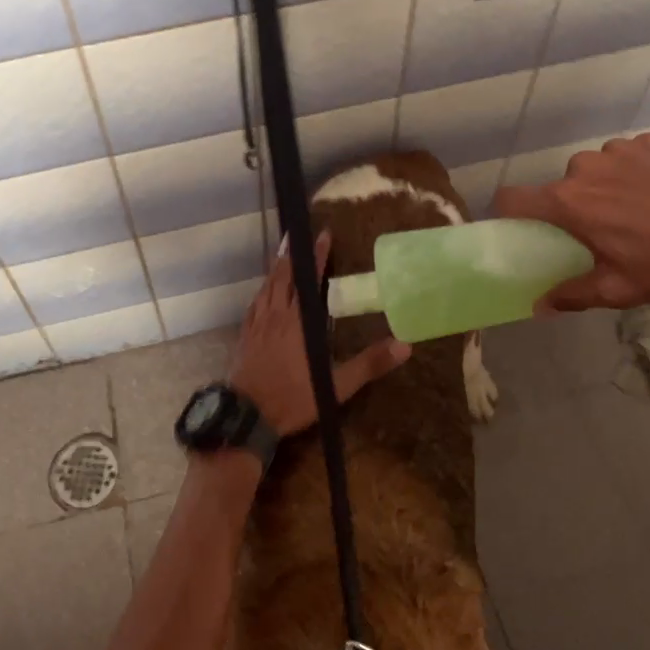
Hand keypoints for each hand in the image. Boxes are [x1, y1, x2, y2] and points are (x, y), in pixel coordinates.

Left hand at [228, 232, 412, 435]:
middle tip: (295, 234)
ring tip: (281, 255)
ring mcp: (257, 324)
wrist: (247, 415)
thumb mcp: (336, 386)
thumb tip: (404, 345)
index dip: (316, 256)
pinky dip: (261, 291)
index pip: (308, 280)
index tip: (322, 234)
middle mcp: (276, 316)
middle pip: (282, 277)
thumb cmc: (293, 399)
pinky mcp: (245, 336)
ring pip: (266, 288)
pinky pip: (254, 304)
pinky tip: (262, 293)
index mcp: (298, 322)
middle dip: (290, 254)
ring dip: (275, 269)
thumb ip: (369, 364)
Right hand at [493, 133, 649, 312]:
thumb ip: (572, 294)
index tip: (521, 230)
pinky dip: (637, 173)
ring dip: (606, 188)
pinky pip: (630, 156)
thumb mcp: (621, 289)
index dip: (509, 214)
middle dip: (574, 207)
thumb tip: (538, 306)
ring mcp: (622, 150)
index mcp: (570, 202)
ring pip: (597, 169)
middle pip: (562, 186)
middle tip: (600, 233)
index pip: (512, 198)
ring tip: (639, 213)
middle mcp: (587, 168)